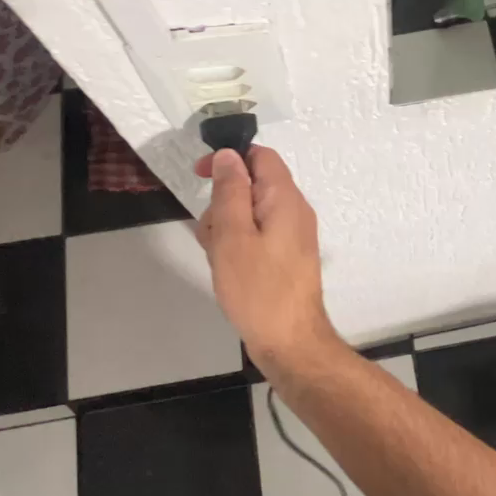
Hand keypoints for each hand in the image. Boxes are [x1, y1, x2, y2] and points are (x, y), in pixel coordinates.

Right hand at [194, 147, 343, 372]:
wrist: (290, 341)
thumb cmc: (258, 289)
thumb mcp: (233, 235)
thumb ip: (230, 191)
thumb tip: (229, 155)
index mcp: (286, 198)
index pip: (261, 156)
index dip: (229, 159)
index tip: (200, 176)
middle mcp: (295, 211)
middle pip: (252, 186)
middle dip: (223, 204)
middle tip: (212, 235)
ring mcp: (292, 236)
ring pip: (250, 214)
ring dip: (226, 229)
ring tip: (219, 259)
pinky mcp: (286, 258)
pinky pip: (257, 237)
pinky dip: (237, 247)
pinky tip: (227, 271)